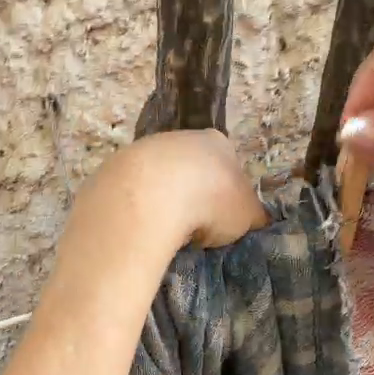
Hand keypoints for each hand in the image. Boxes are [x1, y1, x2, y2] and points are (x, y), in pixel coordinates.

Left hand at [76, 130, 269, 253]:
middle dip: (192, 198)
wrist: (153, 195)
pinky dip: (139, 213)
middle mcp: (180, 139)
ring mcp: (144, 151)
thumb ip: (253, 216)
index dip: (226, 195)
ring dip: (163, 205)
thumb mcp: (247, 214)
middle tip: (194, 231)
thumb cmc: (211, 200)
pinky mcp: (115, 170)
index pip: (227, 166)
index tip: (221, 221)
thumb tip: (258, 221)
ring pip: (158, 182)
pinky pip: (133, 197)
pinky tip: (143, 232)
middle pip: (189, 171)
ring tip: (167, 235)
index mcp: (217, 143)